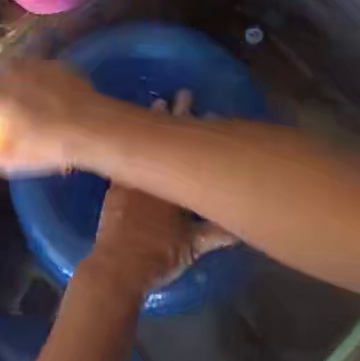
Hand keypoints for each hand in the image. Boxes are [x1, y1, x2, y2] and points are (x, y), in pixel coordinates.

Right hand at [0, 61, 147, 175]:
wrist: (93, 126)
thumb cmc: (51, 145)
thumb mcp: (20, 160)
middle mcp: (14, 74)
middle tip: (3, 101)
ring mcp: (38, 66)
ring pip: (19, 67)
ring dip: (18, 78)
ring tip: (28, 95)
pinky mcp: (60, 65)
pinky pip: (42, 69)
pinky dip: (41, 78)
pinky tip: (52, 92)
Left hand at [81, 91, 236, 292]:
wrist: (119, 266)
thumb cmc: (158, 256)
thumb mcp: (193, 248)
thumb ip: (218, 234)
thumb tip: (244, 227)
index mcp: (178, 188)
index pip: (191, 153)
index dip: (200, 131)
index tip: (208, 111)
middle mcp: (157, 178)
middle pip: (170, 142)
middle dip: (179, 118)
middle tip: (185, 94)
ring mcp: (133, 180)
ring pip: (146, 144)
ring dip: (153, 125)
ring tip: (159, 103)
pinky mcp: (115, 188)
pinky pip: (124, 157)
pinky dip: (129, 143)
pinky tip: (128, 131)